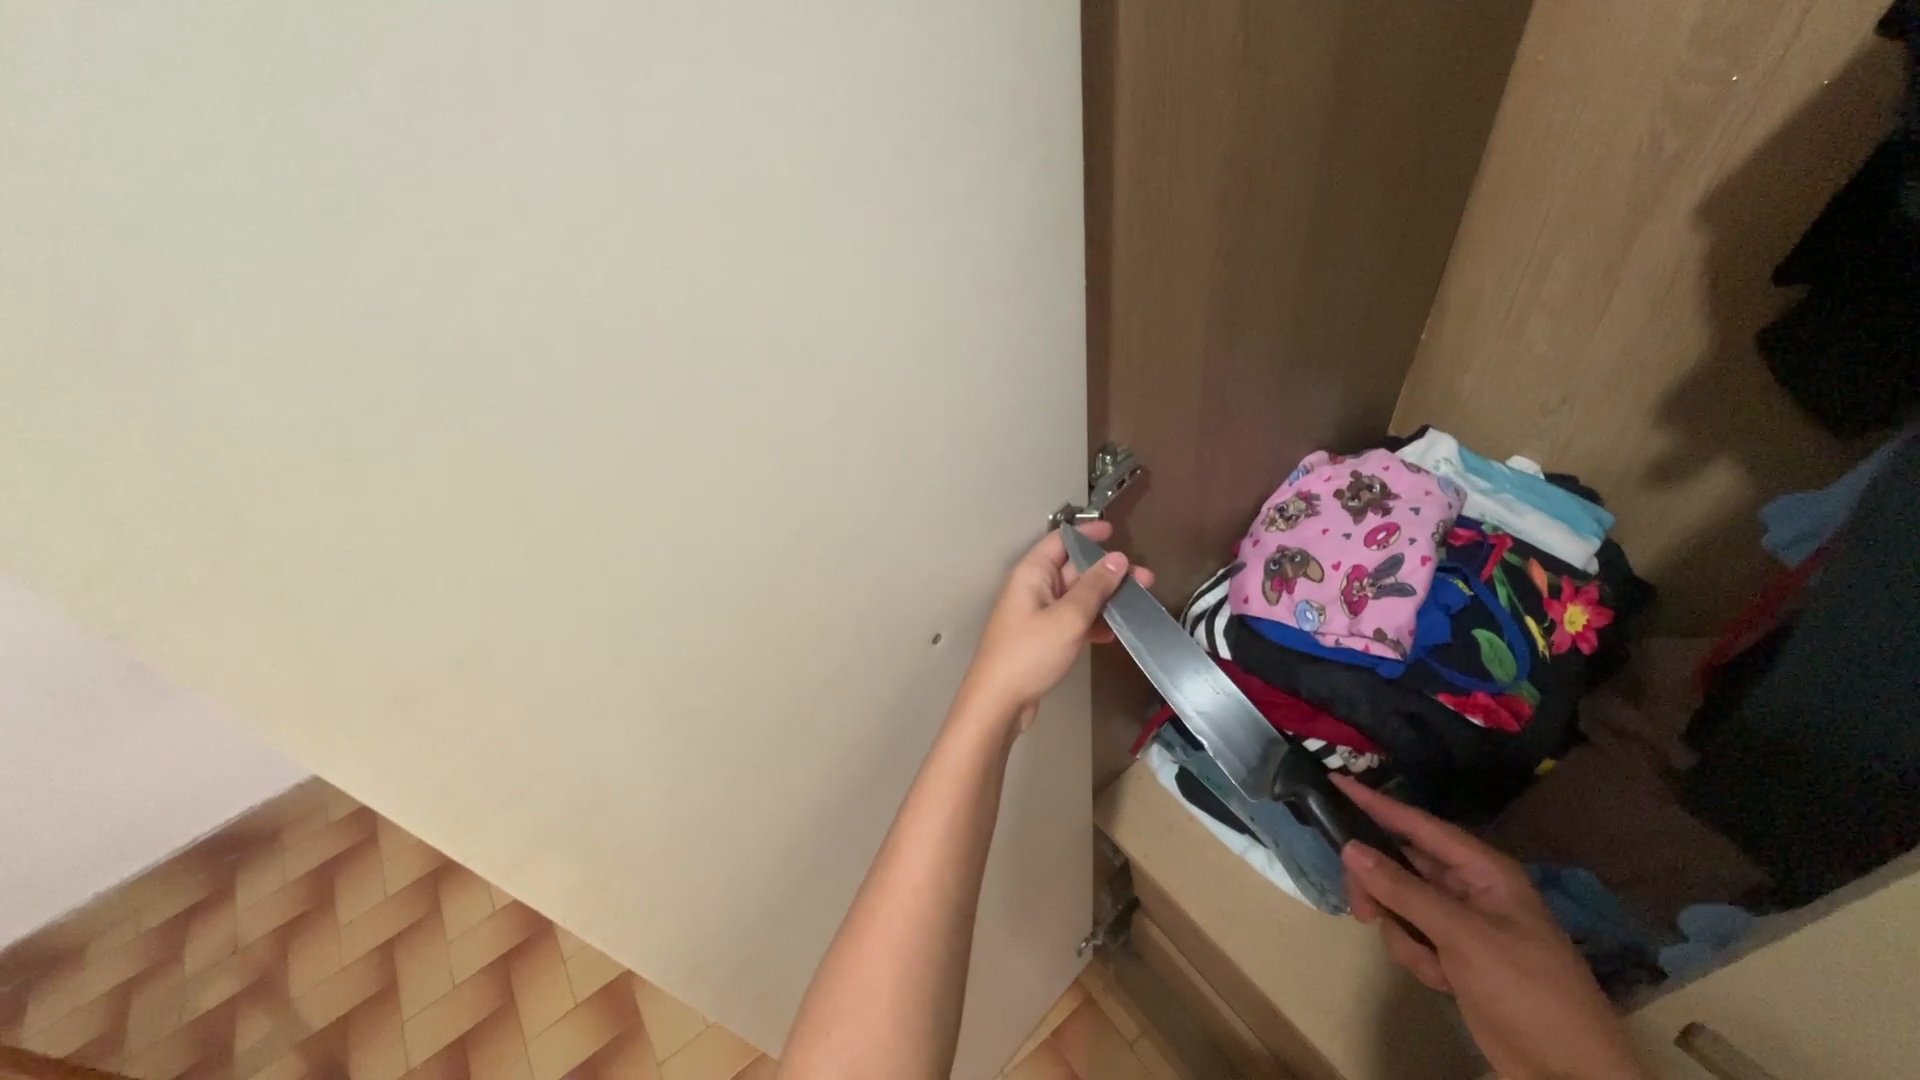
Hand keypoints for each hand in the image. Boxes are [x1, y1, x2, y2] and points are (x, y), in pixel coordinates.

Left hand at [957, 521, 1152, 731]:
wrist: (998, 702)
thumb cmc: (1029, 654)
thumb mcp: (1068, 617)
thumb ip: (1095, 587)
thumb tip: (1117, 559)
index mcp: (1032, 574)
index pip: (1061, 541)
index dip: (1087, 534)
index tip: (1114, 531)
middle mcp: (1033, 589)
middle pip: (1074, 570)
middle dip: (1108, 572)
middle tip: (1144, 578)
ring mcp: (1038, 615)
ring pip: (1077, 598)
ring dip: (1106, 599)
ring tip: (1140, 604)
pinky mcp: (1043, 639)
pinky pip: (1073, 621)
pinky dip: (1093, 624)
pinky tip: (1115, 633)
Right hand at [1332, 775, 1645, 1079]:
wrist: (1570, 1072)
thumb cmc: (1527, 990)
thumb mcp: (1463, 937)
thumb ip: (1404, 891)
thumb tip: (1350, 848)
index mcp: (1484, 870)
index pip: (1419, 824)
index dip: (1376, 803)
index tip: (1335, 781)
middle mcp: (1470, 888)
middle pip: (1401, 864)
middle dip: (1380, 886)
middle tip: (1362, 909)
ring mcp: (1461, 923)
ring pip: (1399, 902)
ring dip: (1402, 931)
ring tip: (1427, 962)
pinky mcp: (1454, 955)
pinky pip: (1410, 936)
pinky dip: (1416, 956)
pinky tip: (1443, 980)